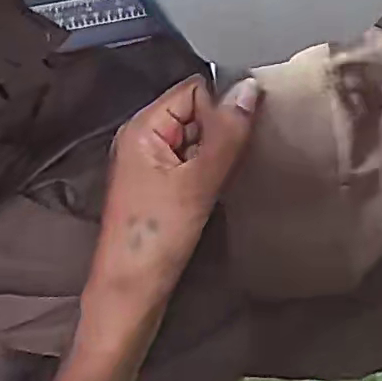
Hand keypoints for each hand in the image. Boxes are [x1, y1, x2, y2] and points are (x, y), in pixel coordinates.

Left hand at [84, 74, 261, 326]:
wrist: (131, 292)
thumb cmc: (157, 237)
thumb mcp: (198, 182)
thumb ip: (226, 133)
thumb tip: (250, 88)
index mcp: (143, 126)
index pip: (194, 90)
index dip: (220, 107)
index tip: (239, 135)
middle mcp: (144, 137)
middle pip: (197, 111)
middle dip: (221, 131)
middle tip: (230, 162)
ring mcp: (151, 162)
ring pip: (199, 138)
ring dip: (217, 152)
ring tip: (223, 178)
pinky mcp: (160, 184)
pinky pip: (193, 160)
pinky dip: (210, 169)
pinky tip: (217, 188)